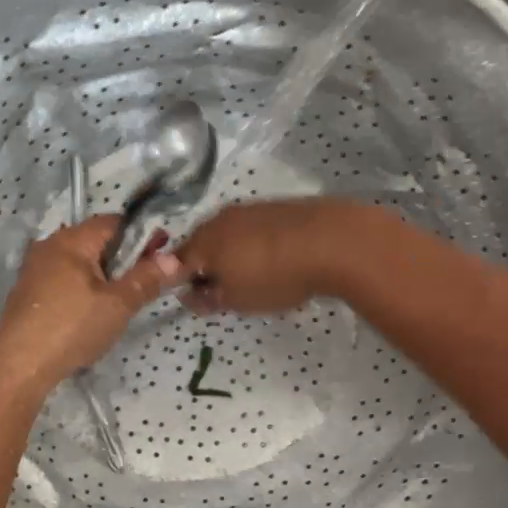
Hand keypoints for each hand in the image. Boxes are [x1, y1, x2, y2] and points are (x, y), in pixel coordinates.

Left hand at [0, 216, 183, 393]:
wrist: (20, 364)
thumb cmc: (72, 328)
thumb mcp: (118, 305)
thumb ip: (146, 279)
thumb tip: (174, 259)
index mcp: (72, 240)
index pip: (114, 222)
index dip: (141, 237)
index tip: (160, 259)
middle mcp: (49, 246)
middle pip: (95, 242)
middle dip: (121, 260)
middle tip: (141, 287)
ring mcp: (34, 270)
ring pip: (78, 264)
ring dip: (100, 278)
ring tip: (116, 305)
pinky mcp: (27, 293)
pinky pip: (62, 281)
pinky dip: (80, 291)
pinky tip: (87, 316)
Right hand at [176, 198, 395, 313]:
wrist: (331, 241)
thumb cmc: (275, 277)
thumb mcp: (237, 300)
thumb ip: (208, 299)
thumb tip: (190, 295)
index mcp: (203, 242)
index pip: (175, 264)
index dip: (180, 284)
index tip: (198, 301)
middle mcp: (219, 219)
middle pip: (201, 246)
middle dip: (206, 268)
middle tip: (224, 292)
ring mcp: (248, 209)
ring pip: (227, 236)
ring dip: (230, 256)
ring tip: (251, 277)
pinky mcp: (274, 207)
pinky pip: (251, 230)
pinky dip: (252, 245)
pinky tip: (271, 260)